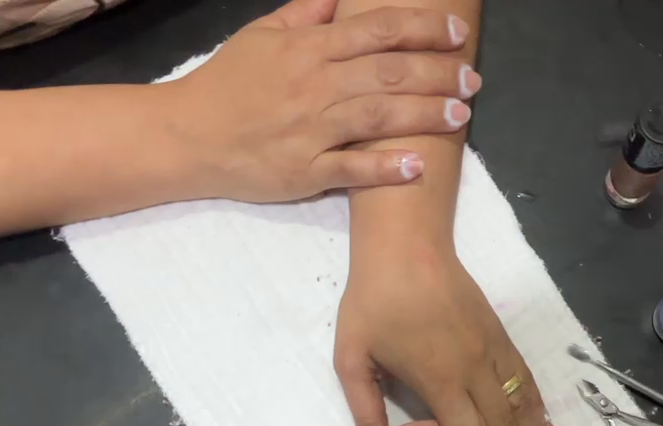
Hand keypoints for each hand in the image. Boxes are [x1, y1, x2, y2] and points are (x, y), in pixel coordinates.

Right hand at [166, 0, 479, 201]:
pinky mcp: (305, 171)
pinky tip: (417, 166)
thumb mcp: (262, 37)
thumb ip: (304, 17)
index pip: (377, 32)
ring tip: (460, 117)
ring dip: (424, 115)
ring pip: (378, 115)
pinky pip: (352, 168)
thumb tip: (338, 0)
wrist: (190, 135)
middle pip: (389, 72)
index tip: (455, 35)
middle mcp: (316, 84)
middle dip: (437, 74)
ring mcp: (312, 130)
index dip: (422, 30)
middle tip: (472, 82)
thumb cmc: (227, 86)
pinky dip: (385, 168)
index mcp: (310, 48)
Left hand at [335, 246, 555, 425]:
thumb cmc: (373, 300)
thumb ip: (366, 406)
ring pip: (522, 408)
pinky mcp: (501, 339)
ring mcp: (493, 353)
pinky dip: (539, 410)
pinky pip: (526, 381)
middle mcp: (475, 370)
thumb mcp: (352, 357)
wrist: (406, 243)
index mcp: (439, 380)